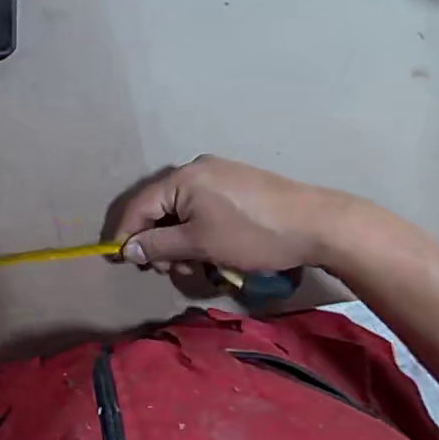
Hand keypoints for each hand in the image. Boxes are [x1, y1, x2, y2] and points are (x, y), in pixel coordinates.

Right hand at [111, 156, 359, 275]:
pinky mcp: (236, 184)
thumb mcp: (200, 245)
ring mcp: (218, 174)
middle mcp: (196, 169)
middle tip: (170, 270)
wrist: (320, 224)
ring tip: (196, 266)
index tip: (118, 259)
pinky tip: (211, 250)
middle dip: (158, 241)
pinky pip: (202, 207)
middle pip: (159, 207)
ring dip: (180, 240)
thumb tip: (126, 248)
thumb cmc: (253, 234)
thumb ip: (157, 245)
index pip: (139, 206)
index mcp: (182, 178)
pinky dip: (198, 230)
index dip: (125, 233)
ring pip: (182, 210)